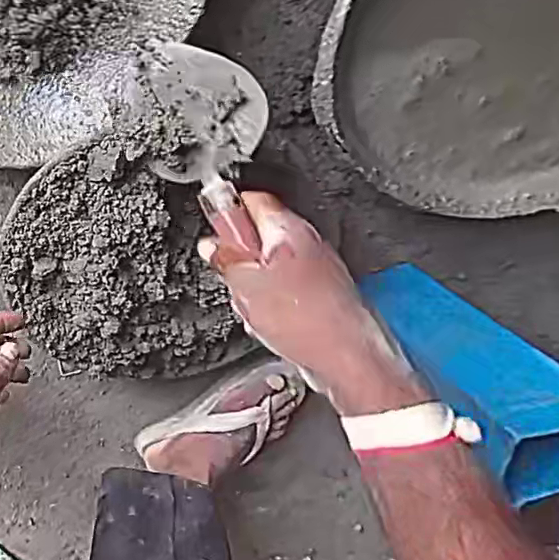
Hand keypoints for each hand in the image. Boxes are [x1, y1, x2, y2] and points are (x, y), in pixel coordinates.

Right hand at [199, 191, 427, 415]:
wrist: (347, 359)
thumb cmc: (305, 321)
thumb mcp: (244, 286)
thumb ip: (224, 259)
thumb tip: (211, 246)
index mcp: (287, 229)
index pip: (251, 200)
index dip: (227, 213)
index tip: (215, 230)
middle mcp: (308, 241)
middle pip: (259, 233)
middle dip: (240, 254)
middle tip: (233, 274)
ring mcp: (319, 265)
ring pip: (270, 262)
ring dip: (254, 280)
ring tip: (252, 303)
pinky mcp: (324, 290)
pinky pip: (286, 284)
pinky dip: (273, 297)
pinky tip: (270, 318)